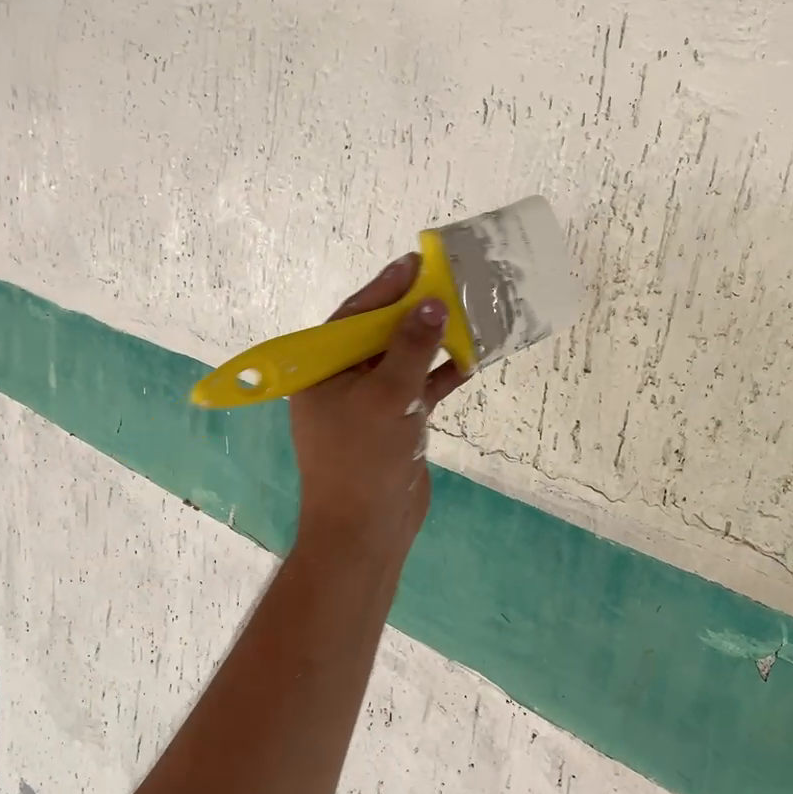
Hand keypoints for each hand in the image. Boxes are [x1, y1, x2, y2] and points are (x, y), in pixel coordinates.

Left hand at [288, 253, 468, 564]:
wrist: (366, 531)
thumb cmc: (363, 460)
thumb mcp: (387, 396)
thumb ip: (411, 348)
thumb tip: (432, 304)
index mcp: (323, 369)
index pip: (355, 316)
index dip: (386, 288)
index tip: (417, 262)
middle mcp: (343, 380)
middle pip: (382, 333)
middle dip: (415, 310)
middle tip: (449, 283)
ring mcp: (370, 402)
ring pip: (405, 359)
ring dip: (434, 341)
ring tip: (467, 314)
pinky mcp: (396, 422)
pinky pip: (420, 386)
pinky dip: (442, 374)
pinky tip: (469, 359)